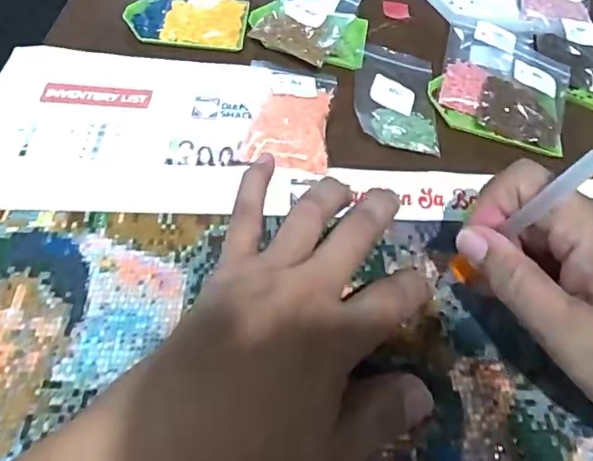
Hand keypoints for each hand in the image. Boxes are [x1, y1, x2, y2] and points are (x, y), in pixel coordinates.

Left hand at [24, 158, 434, 460]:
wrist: (167, 439)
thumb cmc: (253, 450)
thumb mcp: (326, 451)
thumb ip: (376, 417)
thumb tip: (423, 390)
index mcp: (337, 336)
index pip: (393, 299)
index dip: (415, 284)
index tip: (425, 273)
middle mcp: (308, 290)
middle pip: (354, 237)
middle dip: (377, 212)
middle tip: (391, 195)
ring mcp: (266, 271)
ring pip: (306, 216)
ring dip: (329, 194)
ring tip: (345, 182)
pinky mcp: (228, 268)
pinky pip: (243, 218)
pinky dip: (252, 185)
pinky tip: (263, 160)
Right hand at [455, 160, 592, 460]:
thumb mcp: (564, 331)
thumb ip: (511, 278)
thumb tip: (465, 236)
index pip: (523, 179)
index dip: (489, 206)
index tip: (473, 254)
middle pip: (533, 200)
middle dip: (500, 236)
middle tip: (482, 286)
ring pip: (546, 224)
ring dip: (519, 255)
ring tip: (507, 300)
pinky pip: (566, 243)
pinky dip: (542, 266)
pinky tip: (539, 302)